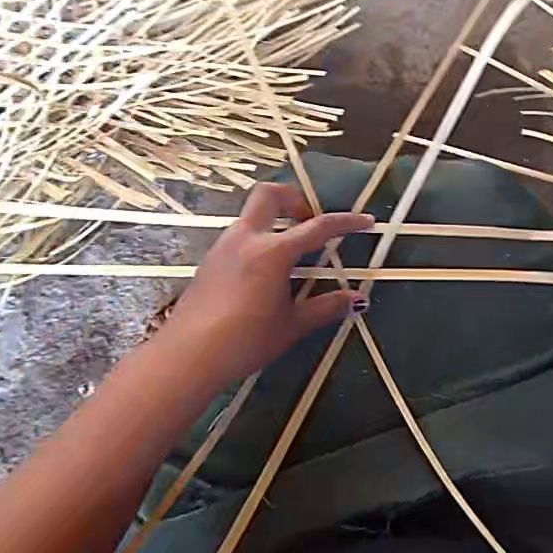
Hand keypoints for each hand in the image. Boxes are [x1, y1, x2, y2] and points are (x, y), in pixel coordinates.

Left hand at [152, 183, 373, 387]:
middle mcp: (247, 239)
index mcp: (273, 252)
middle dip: (295, 199)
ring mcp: (223, 247)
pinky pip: (239, 236)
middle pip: (270, 195)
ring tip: (291, 252)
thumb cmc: (245, 341)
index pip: (318, 228)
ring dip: (275, 221)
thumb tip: (357, 299)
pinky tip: (264, 272)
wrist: (186, 358)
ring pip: (251, 215)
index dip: (346, 222)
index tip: (366, 221)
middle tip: (310, 221)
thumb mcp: (292, 325)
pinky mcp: (210, 262)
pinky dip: (259, 240)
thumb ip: (326, 307)